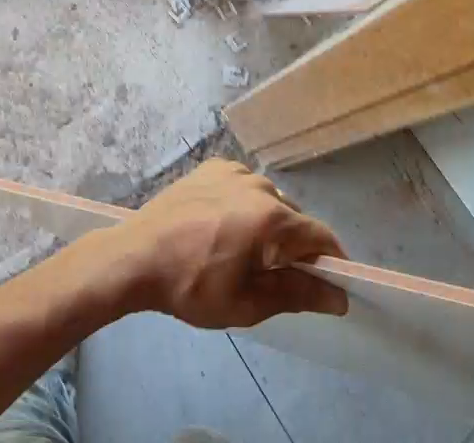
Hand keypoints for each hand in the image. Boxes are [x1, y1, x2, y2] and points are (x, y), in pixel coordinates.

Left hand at [104, 158, 347, 328]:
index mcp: (271, 218)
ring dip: (268, 225)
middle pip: (295, 219)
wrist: (134, 257)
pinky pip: (244, 186)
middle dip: (295, 247)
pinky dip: (244, 204)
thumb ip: (297, 295)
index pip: (321, 237)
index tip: (329, 285)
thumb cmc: (190, 286)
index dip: (331, 263)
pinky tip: (223, 226)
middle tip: (275, 278)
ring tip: (243, 253)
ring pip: (269, 200)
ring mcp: (233, 171)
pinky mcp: (211, 167)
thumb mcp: (247, 304)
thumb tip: (339, 297)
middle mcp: (258, 186)